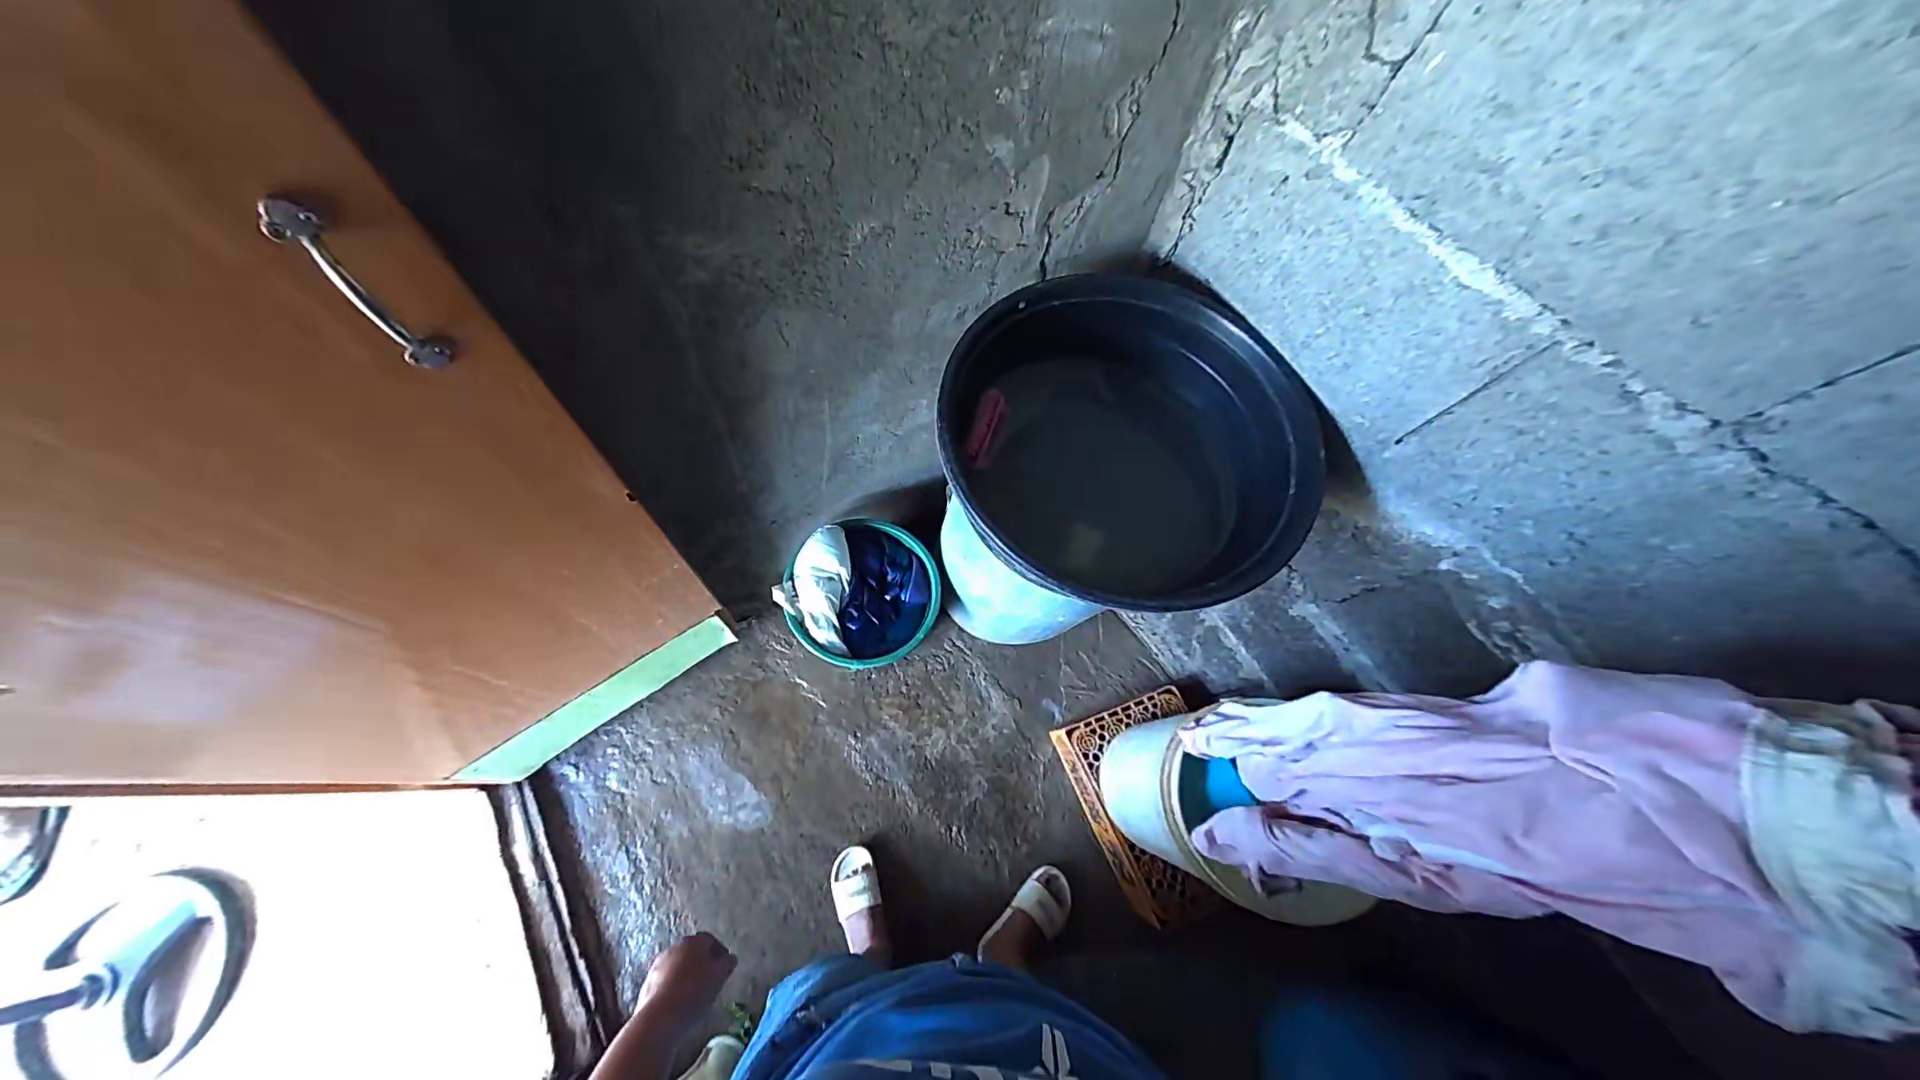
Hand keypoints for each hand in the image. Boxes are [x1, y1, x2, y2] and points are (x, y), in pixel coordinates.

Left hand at [635, 931, 737, 1035]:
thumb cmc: (694, 992)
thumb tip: (730, 958)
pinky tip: (679, 1002)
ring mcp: (658, 965)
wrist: (658, 1018)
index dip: (719, 954)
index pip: (710, 941)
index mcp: (693, 941)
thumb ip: (728, 963)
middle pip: (693, 953)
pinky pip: (666, 981)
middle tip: (710, 981)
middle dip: (702, 964)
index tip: (724, 969)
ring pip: (678, 967)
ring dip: (686, 975)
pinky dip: (673, 987)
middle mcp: (674, 947)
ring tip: (694, 995)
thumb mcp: (720, 977)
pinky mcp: (647, 983)